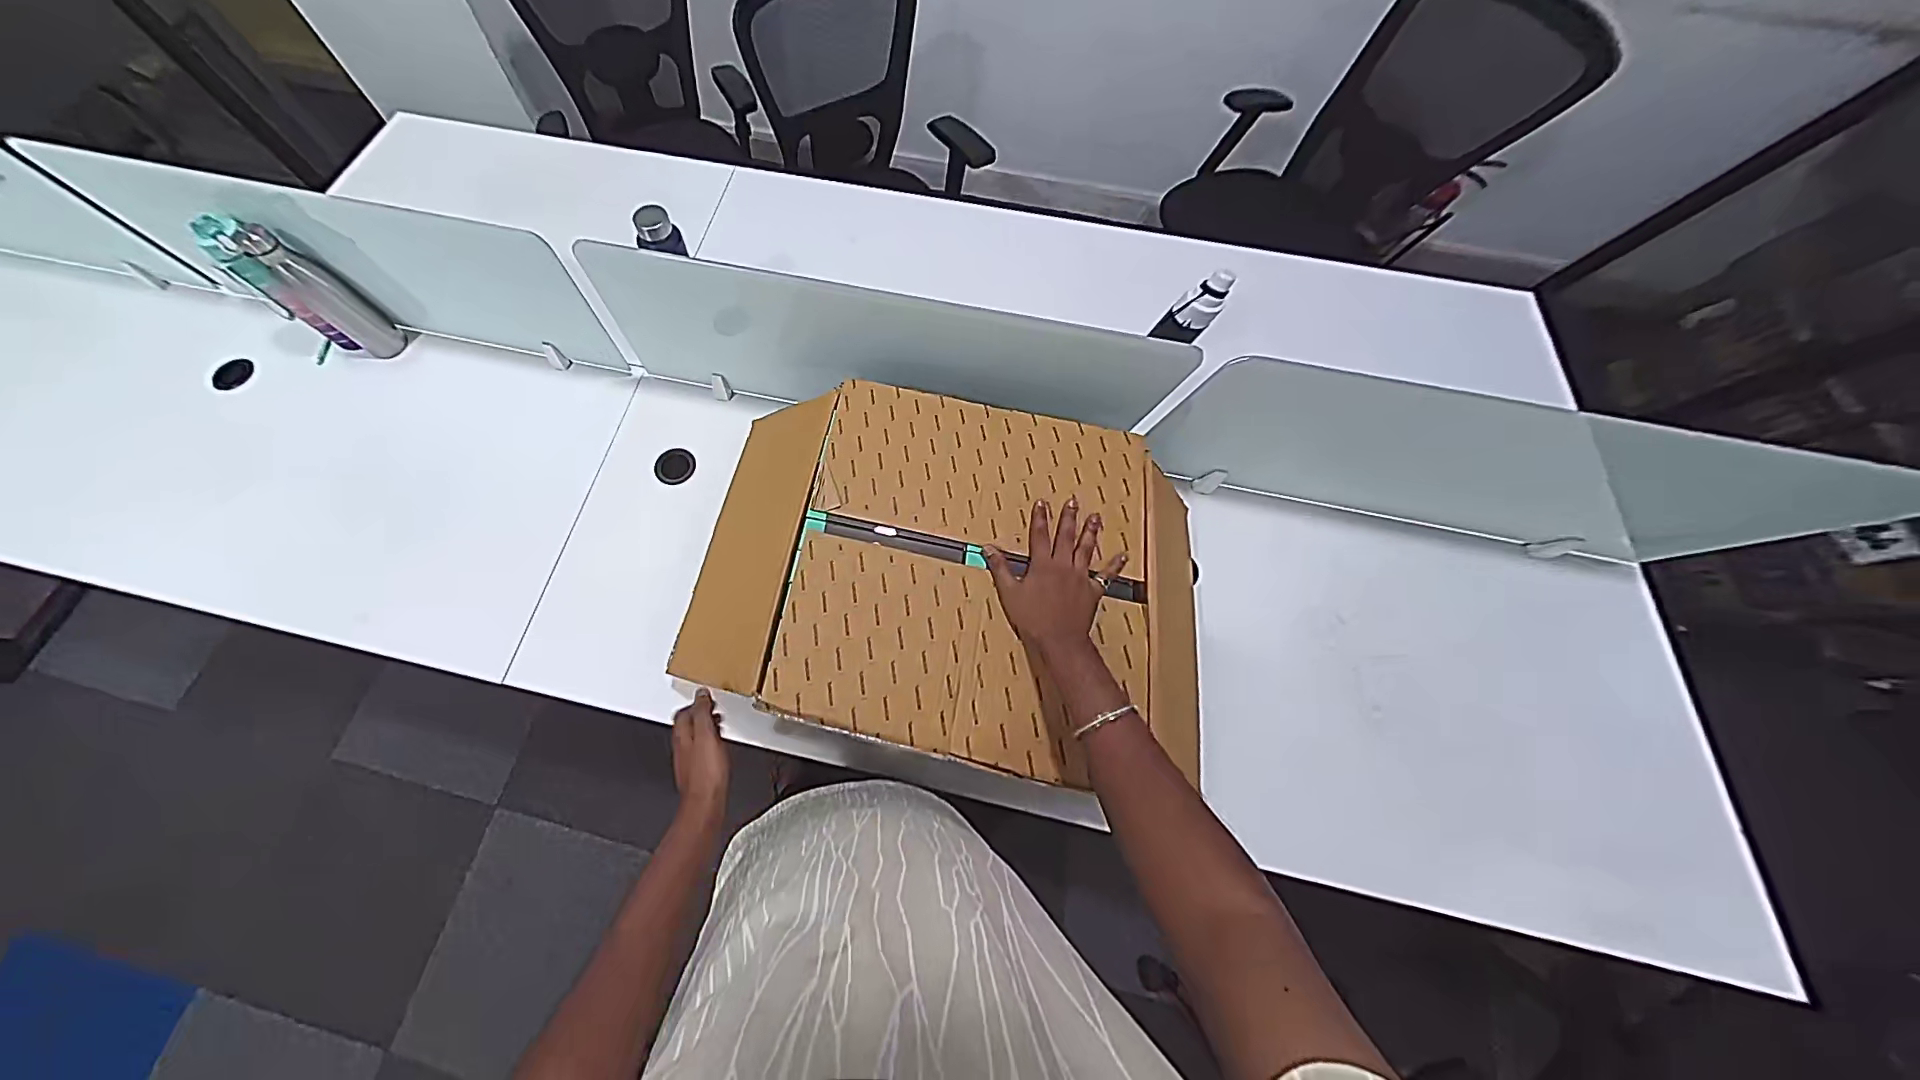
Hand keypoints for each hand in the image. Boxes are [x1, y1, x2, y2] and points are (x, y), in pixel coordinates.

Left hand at [672, 689, 728, 818]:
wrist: (706, 802)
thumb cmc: (707, 772)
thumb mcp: (707, 735)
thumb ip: (703, 713)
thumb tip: (700, 695)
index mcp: (682, 734)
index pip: (684, 712)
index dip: (696, 702)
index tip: (708, 697)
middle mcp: (682, 746)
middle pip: (687, 723)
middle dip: (700, 714)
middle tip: (713, 708)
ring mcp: (687, 759)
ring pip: (694, 736)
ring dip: (705, 727)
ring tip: (718, 723)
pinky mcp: (696, 770)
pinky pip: (700, 748)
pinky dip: (709, 740)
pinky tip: (718, 744)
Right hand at [983, 497, 1126, 658]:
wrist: (1058, 639)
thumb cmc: (1033, 619)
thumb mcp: (1010, 593)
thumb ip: (1000, 569)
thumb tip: (989, 549)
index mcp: (1042, 565)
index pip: (1039, 536)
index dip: (1040, 518)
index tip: (1042, 503)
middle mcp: (1063, 566)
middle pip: (1066, 536)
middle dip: (1068, 517)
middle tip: (1073, 501)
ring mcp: (1080, 577)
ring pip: (1086, 549)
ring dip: (1090, 532)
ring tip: (1095, 517)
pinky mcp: (1092, 591)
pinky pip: (1106, 575)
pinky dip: (1115, 565)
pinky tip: (1122, 555)